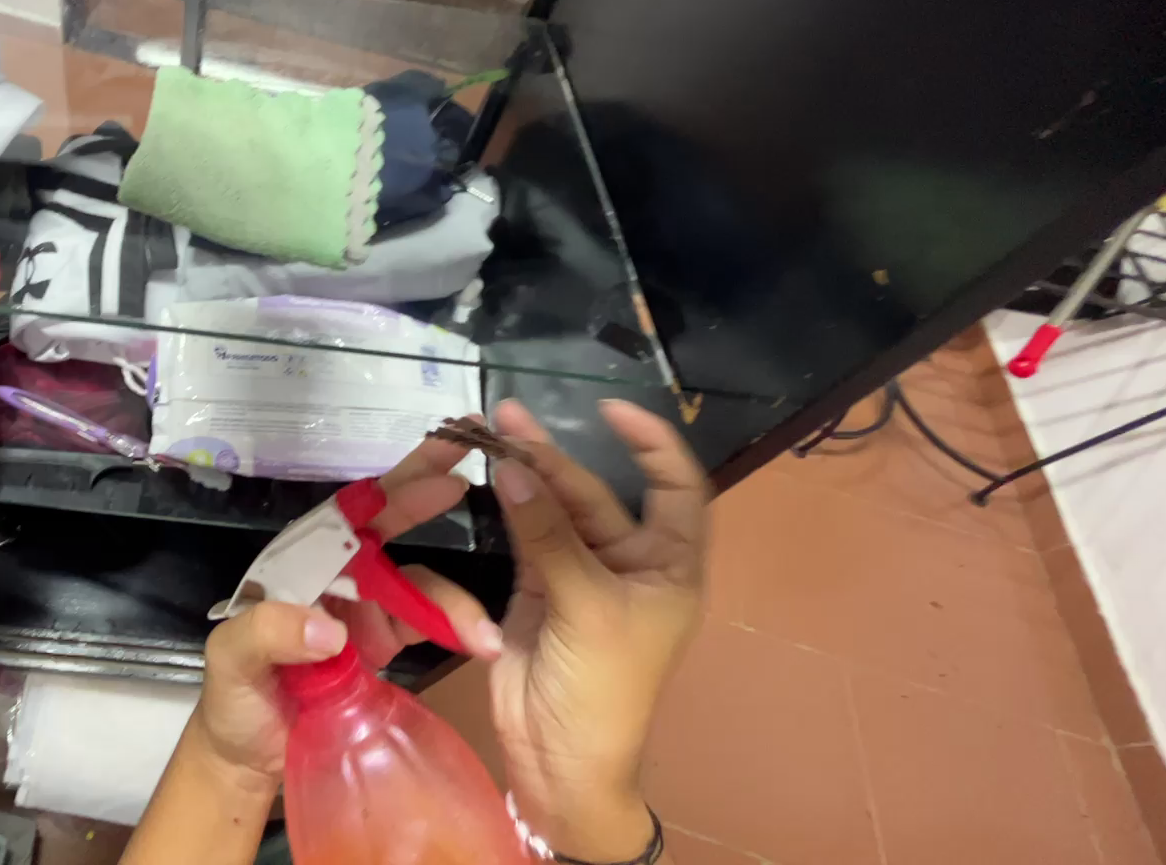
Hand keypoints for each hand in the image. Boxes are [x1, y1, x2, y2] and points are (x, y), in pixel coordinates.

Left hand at [192, 437, 502, 786]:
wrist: (249, 754)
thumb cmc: (233, 695)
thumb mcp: (232, 659)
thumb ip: (268, 634)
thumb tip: (331, 630)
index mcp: (298, 563)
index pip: (343, 516)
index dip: (386, 493)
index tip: (431, 474)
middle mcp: (334, 574)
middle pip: (384, 527)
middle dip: (422, 495)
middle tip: (463, 469)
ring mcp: (363, 608)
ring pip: (416, 586)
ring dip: (452, 602)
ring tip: (481, 632)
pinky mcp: (383, 643)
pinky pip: (424, 626)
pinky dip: (453, 631)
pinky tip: (480, 645)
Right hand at [488, 398, 711, 860]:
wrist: (558, 757)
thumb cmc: (603, 689)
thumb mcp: (586, 608)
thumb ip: (548, 536)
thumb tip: (512, 468)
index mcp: (668, 566)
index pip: (676, 488)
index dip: (650, 444)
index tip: (609, 408)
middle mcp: (628, 560)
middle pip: (593, 493)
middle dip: (553, 456)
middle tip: (506, 416)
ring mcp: (579, 570)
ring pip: (553, 508)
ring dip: (524, 472)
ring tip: (489, 429)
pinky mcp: (538, 582)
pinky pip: (525, 531)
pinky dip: (508, 504)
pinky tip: (489, 474)